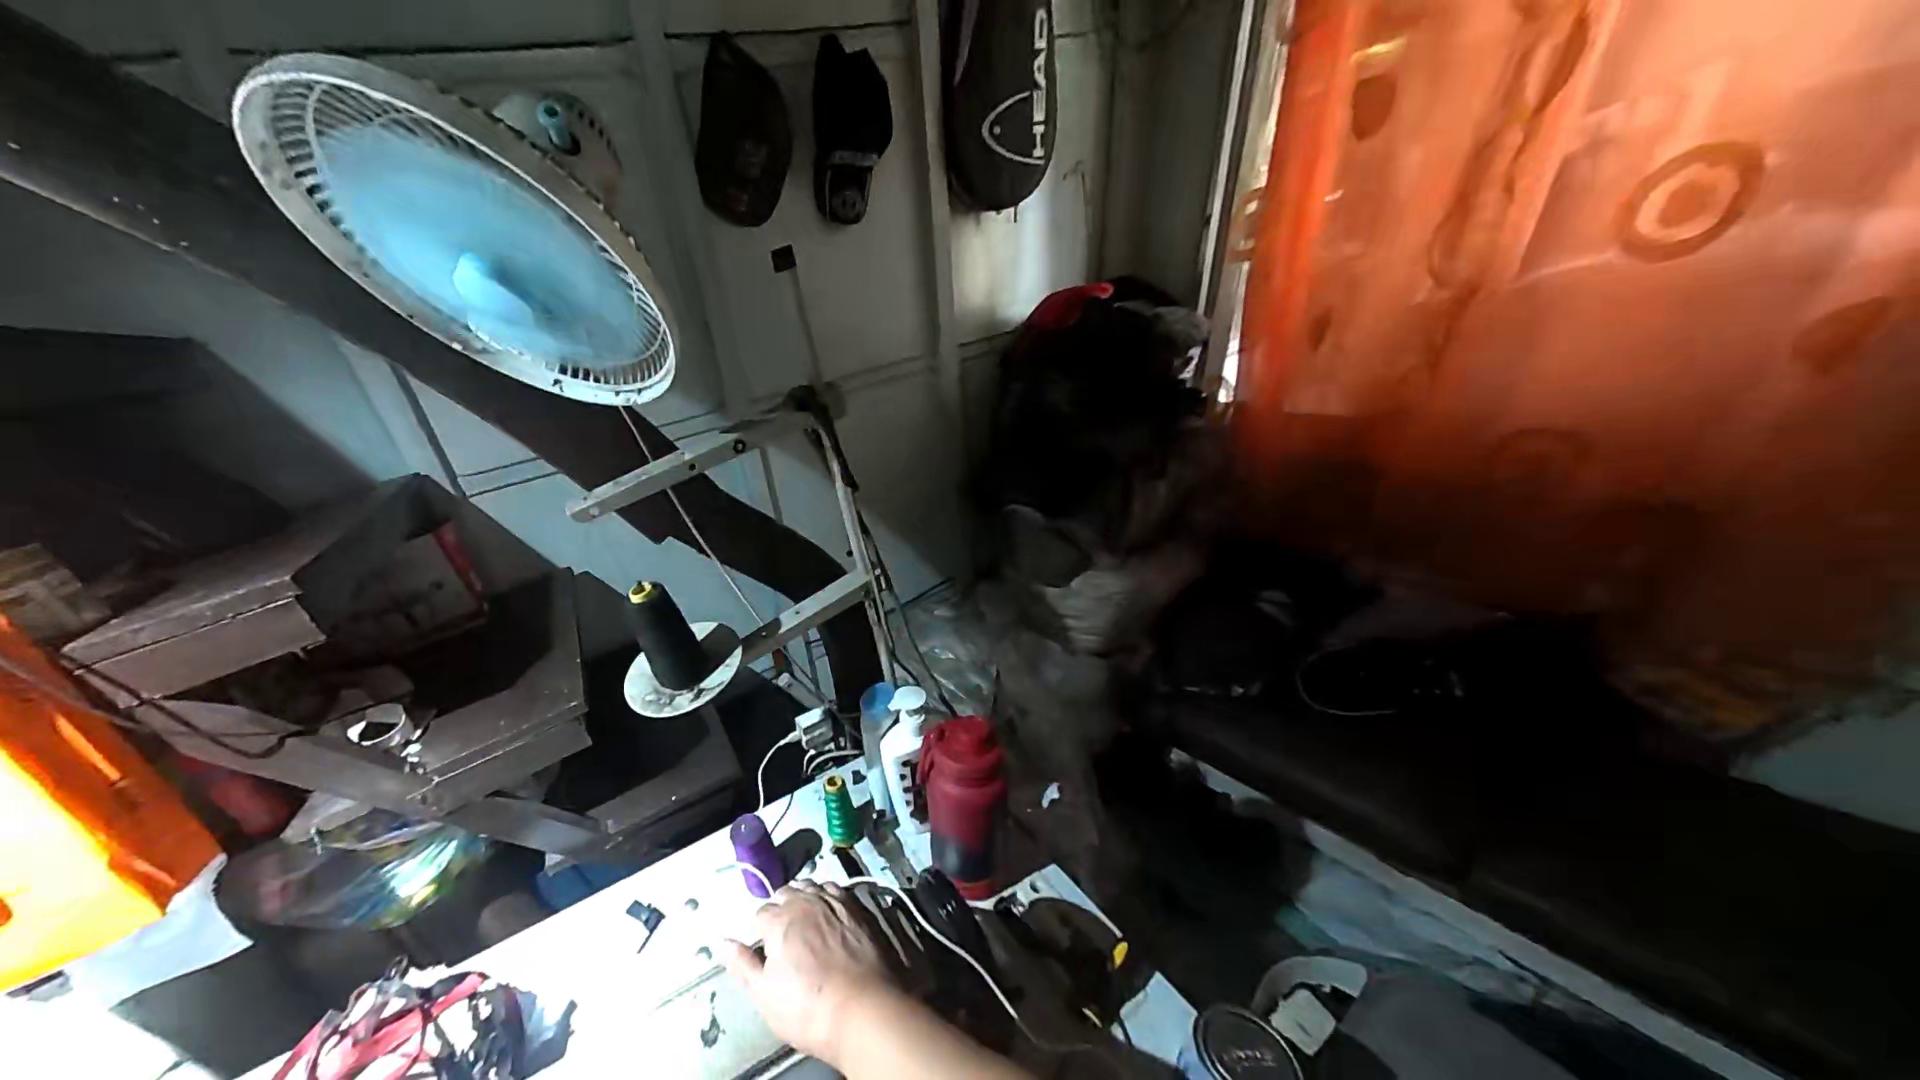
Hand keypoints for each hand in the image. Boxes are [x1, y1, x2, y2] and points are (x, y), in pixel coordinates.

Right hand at [722, 881, 899, 1062]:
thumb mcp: (764, 994)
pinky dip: (828, 897)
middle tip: (784, 935)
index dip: (761, 930)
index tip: (766, 948)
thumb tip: (723, 942)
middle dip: (781, 908)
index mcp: (780, 919)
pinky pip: (837, 890)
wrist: (864, 1006)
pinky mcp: (859, 906)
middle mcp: (807, 901)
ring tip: (805, 921)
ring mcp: (836, 900)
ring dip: (804, 898)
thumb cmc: (808, 1007)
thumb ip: (742, 964)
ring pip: (812, 887)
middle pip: (787, 893)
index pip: (761, 913)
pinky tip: (831, 914)